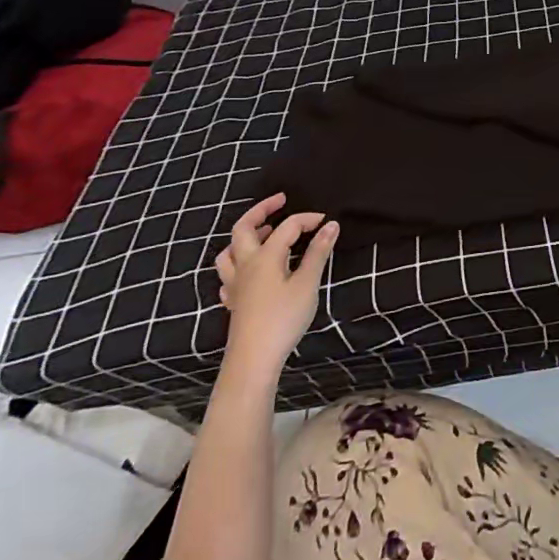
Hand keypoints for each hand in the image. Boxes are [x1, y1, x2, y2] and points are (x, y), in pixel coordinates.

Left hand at [214, 192, 337, 379]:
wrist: (254, 357)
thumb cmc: (283, 318)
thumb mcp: (307, 283)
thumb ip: (318, 253)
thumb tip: (330, 225)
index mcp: (265, 256)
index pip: (287, 226)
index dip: (308, 219)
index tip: (327, 222)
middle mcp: (245, 264)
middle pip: (243, 227)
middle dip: (261, 210)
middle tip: (279, 201)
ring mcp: (235, 283)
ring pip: (229, 251)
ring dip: (244, 236)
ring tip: (262, 233)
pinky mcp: (234, 300)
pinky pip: (228, 276)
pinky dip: (237, 265)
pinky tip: (247, 272)